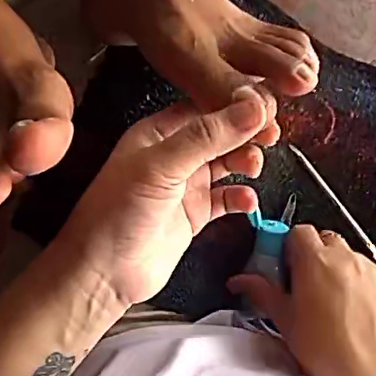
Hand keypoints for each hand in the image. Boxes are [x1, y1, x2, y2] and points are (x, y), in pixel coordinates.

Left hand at [52, 87, 271, 306]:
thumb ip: (206, 137)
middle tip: (271, 135)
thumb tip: (252, 108)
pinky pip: (226, 199)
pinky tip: (245, 202)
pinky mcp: (193, 214)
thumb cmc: (116, 214)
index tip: (269, 103)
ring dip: (245, 161)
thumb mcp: (160, 167)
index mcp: (156, 133)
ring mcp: (183, 185)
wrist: (104, 272)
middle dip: (246, 132)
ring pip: (227, 163)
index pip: (203, 105)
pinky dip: (240, 197)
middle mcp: (171, 155)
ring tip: (253, 167)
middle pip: (220, 133)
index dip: (236, 103)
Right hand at [228, 225, 375, 375]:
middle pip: (324, 239)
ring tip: (326, 301)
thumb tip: (240, 281)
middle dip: (311, 254)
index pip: (298, 231)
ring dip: (335, 268)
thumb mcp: (283, 318)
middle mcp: (346, 259)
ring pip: (348, 256)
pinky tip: (348, 310)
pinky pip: (368, 273)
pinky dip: (357, 283)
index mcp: (315, 261)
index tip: (281, 264)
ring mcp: (372, 272)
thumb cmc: (326, 350)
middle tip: (300, 281)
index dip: (287, 245)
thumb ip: (260, 290)